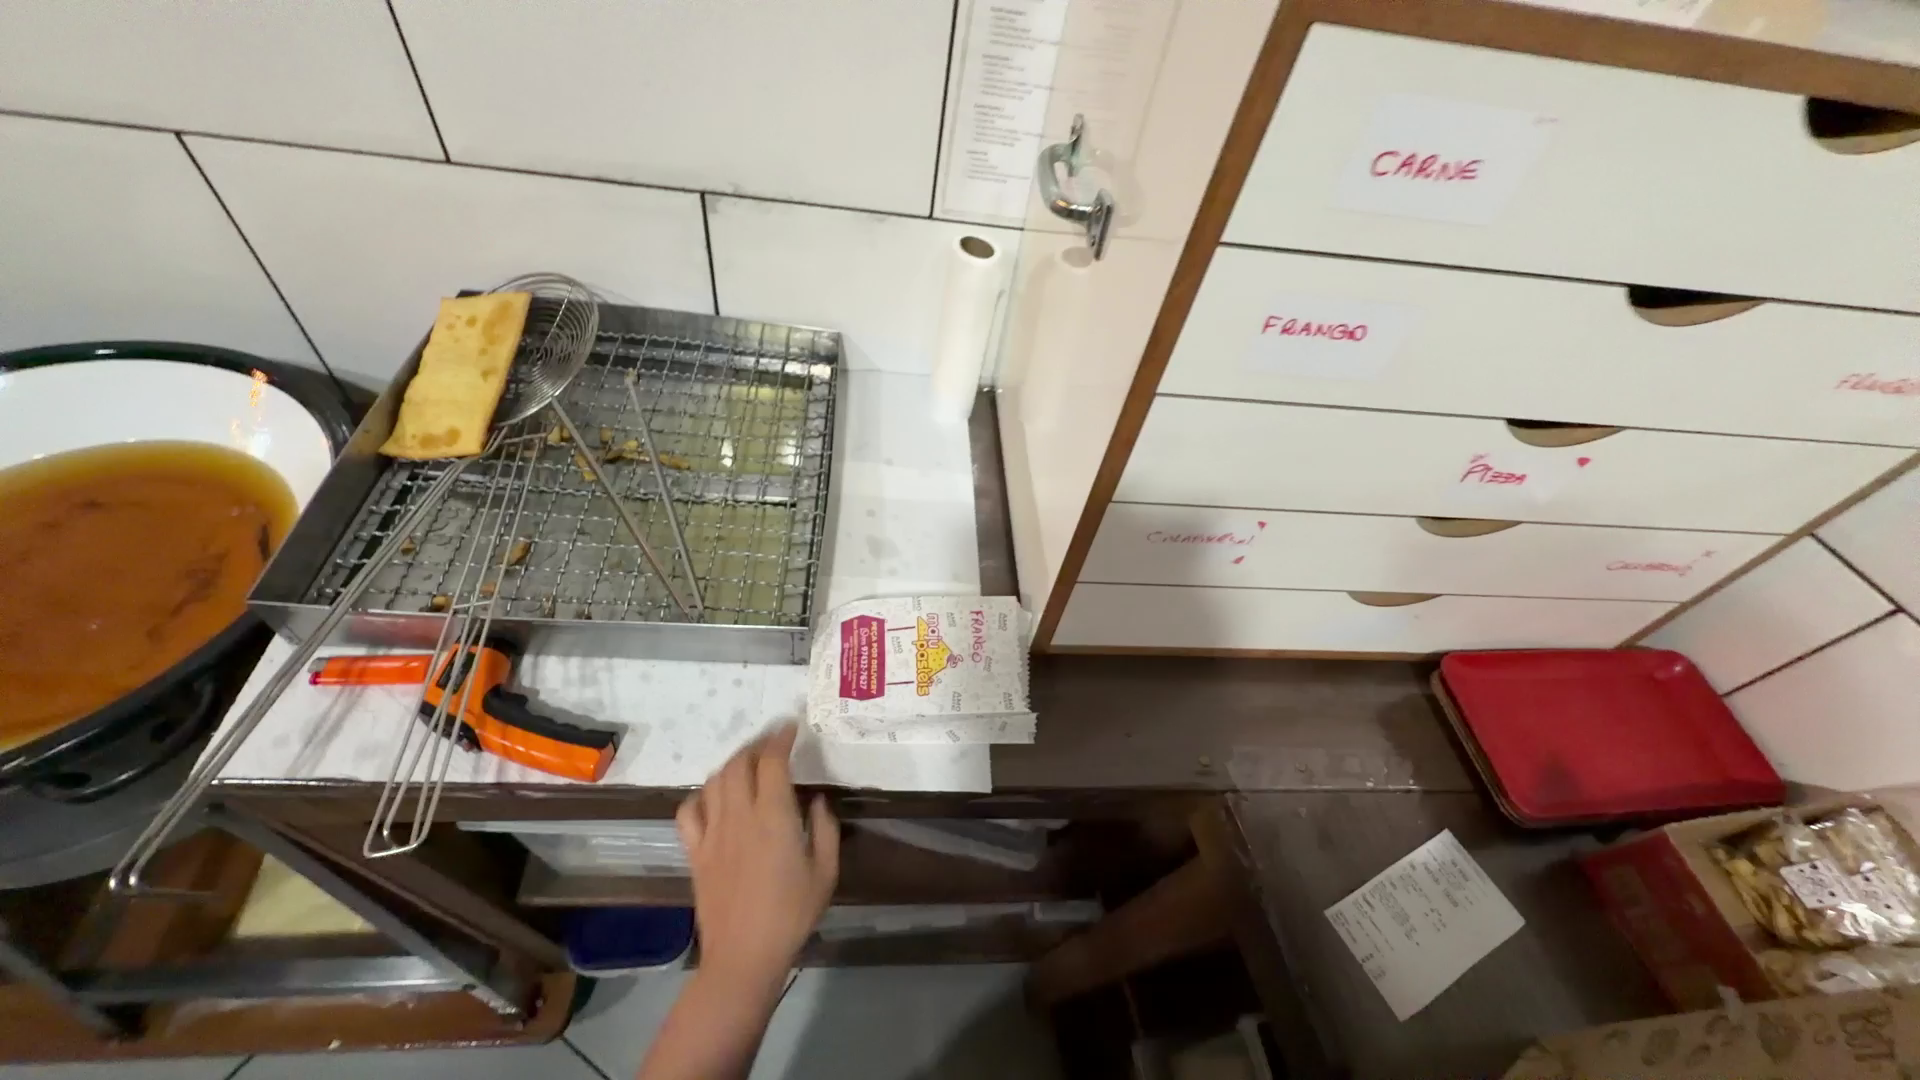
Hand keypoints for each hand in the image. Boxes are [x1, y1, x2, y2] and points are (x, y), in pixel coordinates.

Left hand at [676, 724, 839, 984]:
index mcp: (773, 816)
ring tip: (747, 763)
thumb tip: (815, 800)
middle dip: (756, 745)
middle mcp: (739, 815)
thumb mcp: (825, 871)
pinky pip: (689, 811)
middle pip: (739, 763)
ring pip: (714, 780)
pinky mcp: (694, 852)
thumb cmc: (792, 913)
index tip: (790, 727)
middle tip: (773, 743)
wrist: (743, 955)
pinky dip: (701, 795)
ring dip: (732, 764)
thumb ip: (825, 828)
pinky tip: (714, 798)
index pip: (771, 761)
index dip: (780, 738)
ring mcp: (712, 833)